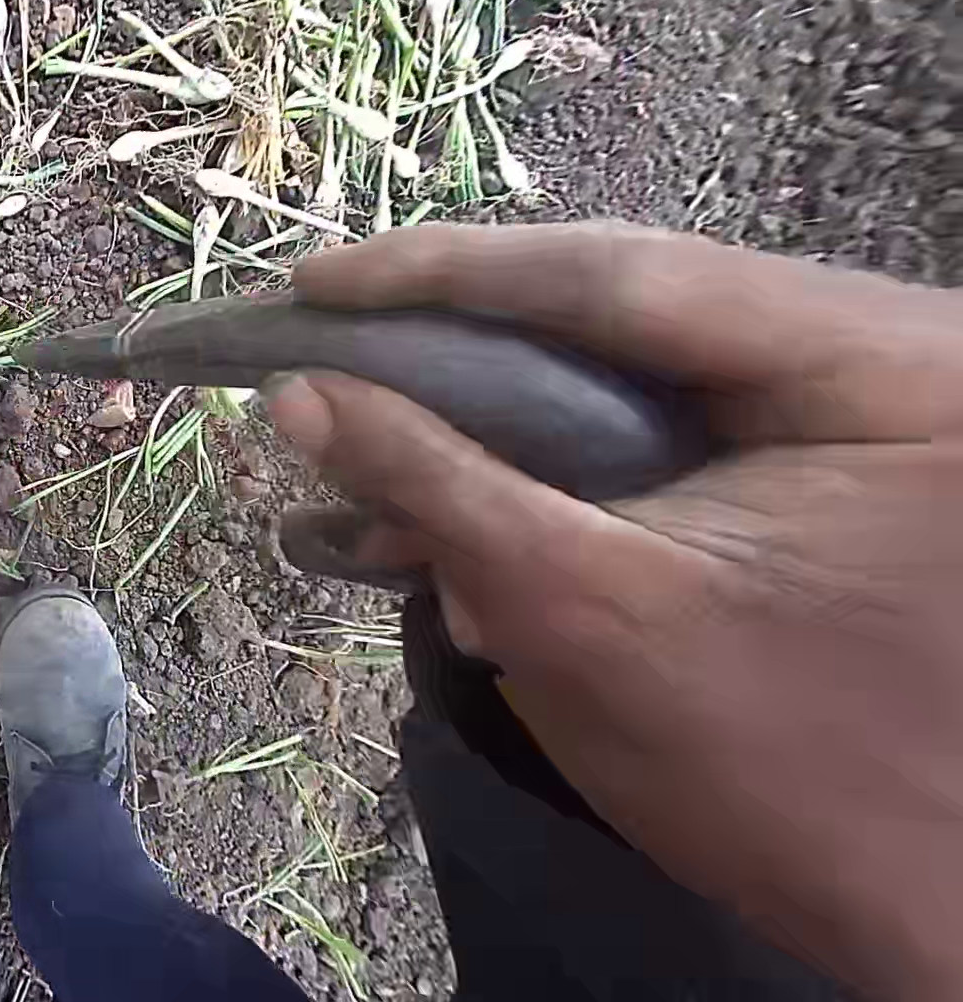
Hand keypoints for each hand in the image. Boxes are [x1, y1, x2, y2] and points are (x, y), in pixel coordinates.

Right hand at [266, 223, 962, 999]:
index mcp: (889, 369)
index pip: (611, 276)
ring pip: (575, 380)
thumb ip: (422, 479)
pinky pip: (591, 441)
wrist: (929, 921)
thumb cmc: (778, 769)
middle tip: (315, 333)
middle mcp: (864, 362)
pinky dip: (492, 478)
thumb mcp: (562, 603)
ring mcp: (812, 416)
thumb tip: (293, 395)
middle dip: (433, 343)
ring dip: (450, 430)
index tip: (309, 281)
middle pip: (588, 315)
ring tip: (355, 468)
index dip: (435, 272)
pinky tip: (420, 533)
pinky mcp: (760, 471)